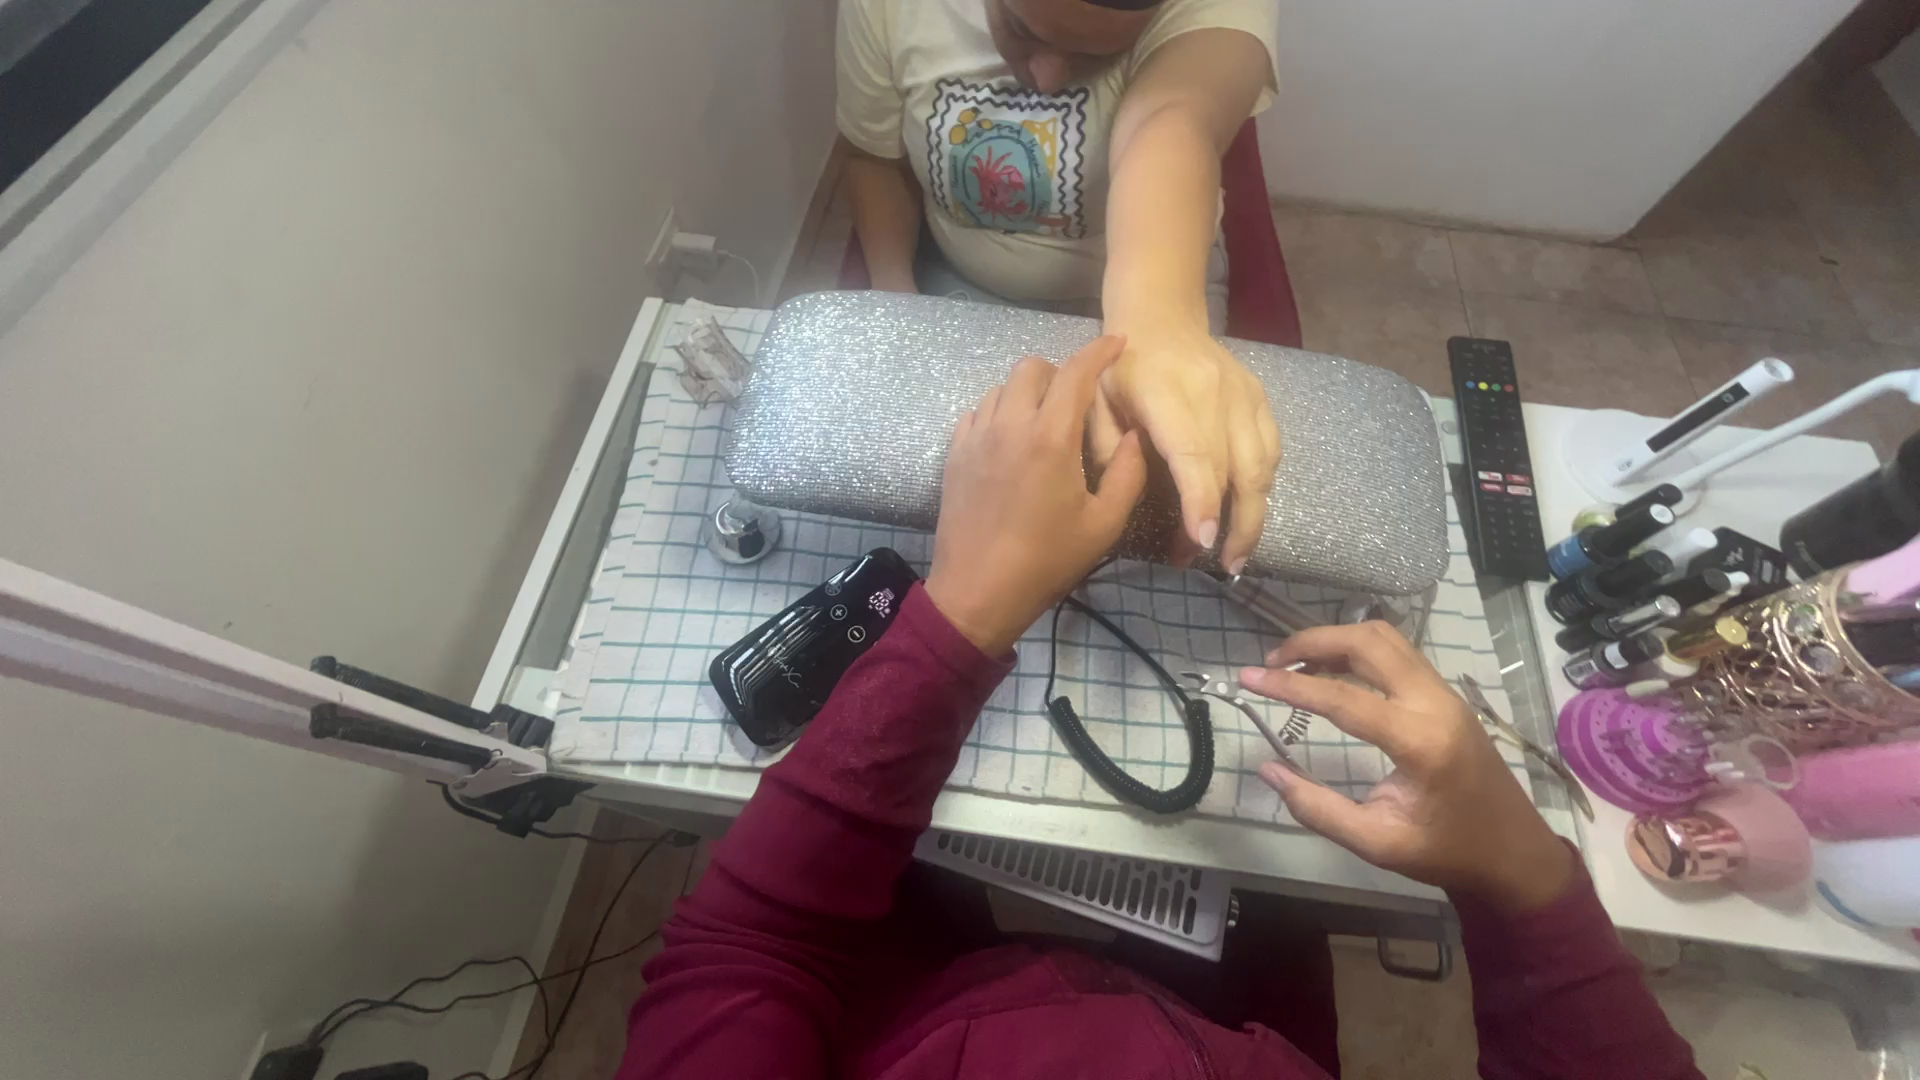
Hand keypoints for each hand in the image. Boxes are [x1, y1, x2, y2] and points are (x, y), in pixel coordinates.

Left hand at [925, 336, 1149, 653]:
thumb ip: (1128, 473)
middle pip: (1031, 368)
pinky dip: (998, 415)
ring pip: (1000, 388)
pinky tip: (1010, 443)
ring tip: (1042, 425)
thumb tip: (1135, 435)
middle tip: (1075, 403)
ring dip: (1026, 394)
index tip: (1117, 344)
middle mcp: (1009, 425)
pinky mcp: (954, 455)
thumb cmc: (1047, 561)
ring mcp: (976, 438)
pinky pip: (977, 413)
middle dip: (1058, 374)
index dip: (1100, 351)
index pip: (1076, 372)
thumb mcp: (1103, 524)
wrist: (978, 591)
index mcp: (1050, 438)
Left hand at [1088, 327, 1279, 572]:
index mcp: (1167, 397)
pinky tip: (1249, 510)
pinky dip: (1263, 485)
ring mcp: (1243, 395)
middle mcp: (1215, 396)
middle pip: (1238, 469)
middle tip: (1226, 567)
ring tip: (1239, 552)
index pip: (1193, 455)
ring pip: (1263, 464)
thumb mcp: (1098, 404)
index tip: (1204, 541)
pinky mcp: (1258, 397)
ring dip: (1255, 513)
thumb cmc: (1119, 369)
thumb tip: (1131, 491)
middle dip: (1235, 525)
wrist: (1160, 315)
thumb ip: (1109, 448)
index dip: (1200, 500)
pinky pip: (1271, 449)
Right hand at [1238, 623, 1574, 911]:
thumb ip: (1318, 809)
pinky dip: (1356, 648)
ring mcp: (1445, 694)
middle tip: (1272, 662)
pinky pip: (1396, 652)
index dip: (1289, 686)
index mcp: (1421, 743)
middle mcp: (1435, 705)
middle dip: (1312, 642)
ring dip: (1335, 639)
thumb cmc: (1449, 852)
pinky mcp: (1445, 695)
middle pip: (1367, 643)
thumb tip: (1268, 770)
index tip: (1248, 679)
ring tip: (1296, 662)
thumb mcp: (1378, 844)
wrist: (1518, 855)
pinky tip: (1331, 669)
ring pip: (1384, 639)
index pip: (1342, 698)